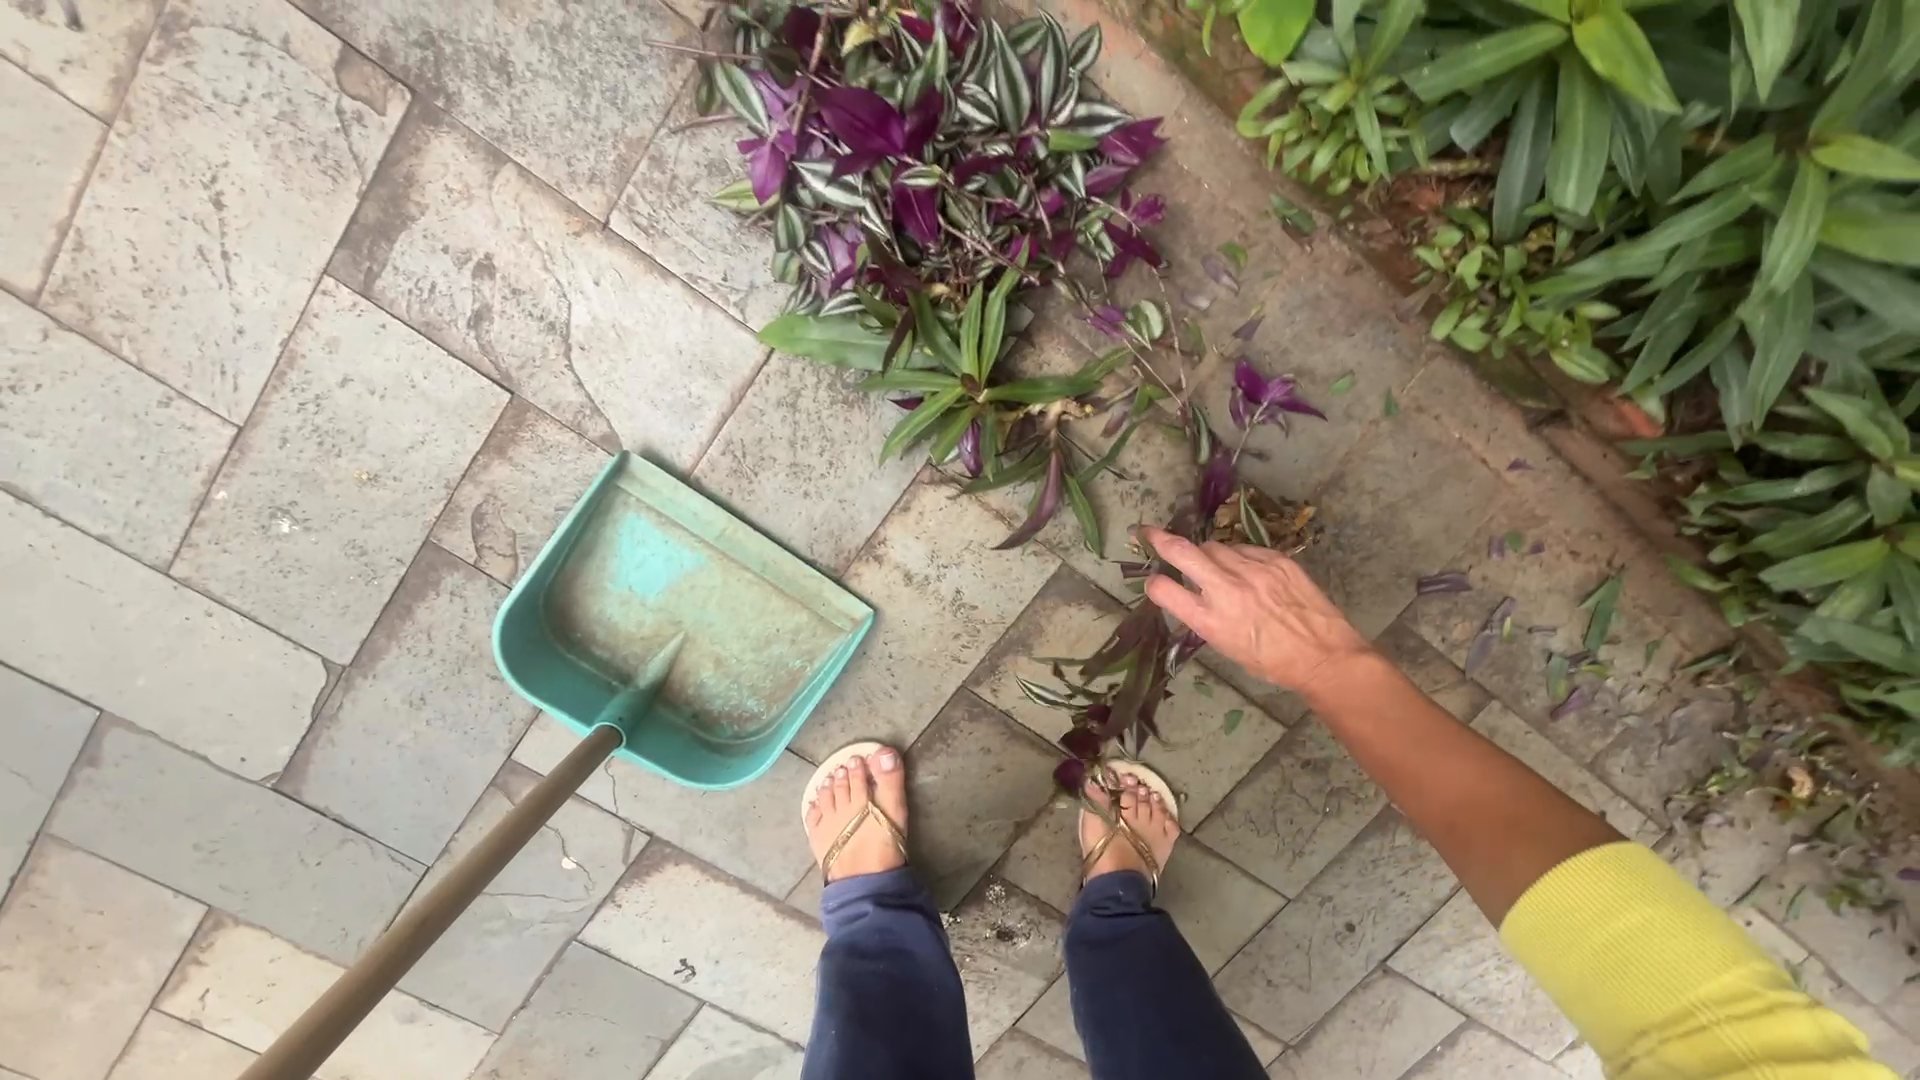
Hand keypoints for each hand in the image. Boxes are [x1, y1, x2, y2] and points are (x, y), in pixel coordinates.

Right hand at [1139, 526, 1374, 700]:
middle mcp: (1226, 590)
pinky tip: (1246, 570)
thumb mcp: (1226, 646)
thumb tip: (1192, 593)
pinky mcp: (1276, 560)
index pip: (1163, 590)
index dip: (1153, 584)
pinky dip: (1238, 557)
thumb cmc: (1272, 662)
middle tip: (1147, 531)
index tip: (1154, 582)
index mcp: (1210, 620)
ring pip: (1214, 546)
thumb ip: (1204, 616)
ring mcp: (1252, 570)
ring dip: (1206, 554)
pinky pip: (1244, 549)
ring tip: (1214, 565)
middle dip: (1160, 538)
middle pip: (1182, 552)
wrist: (1324, 655)